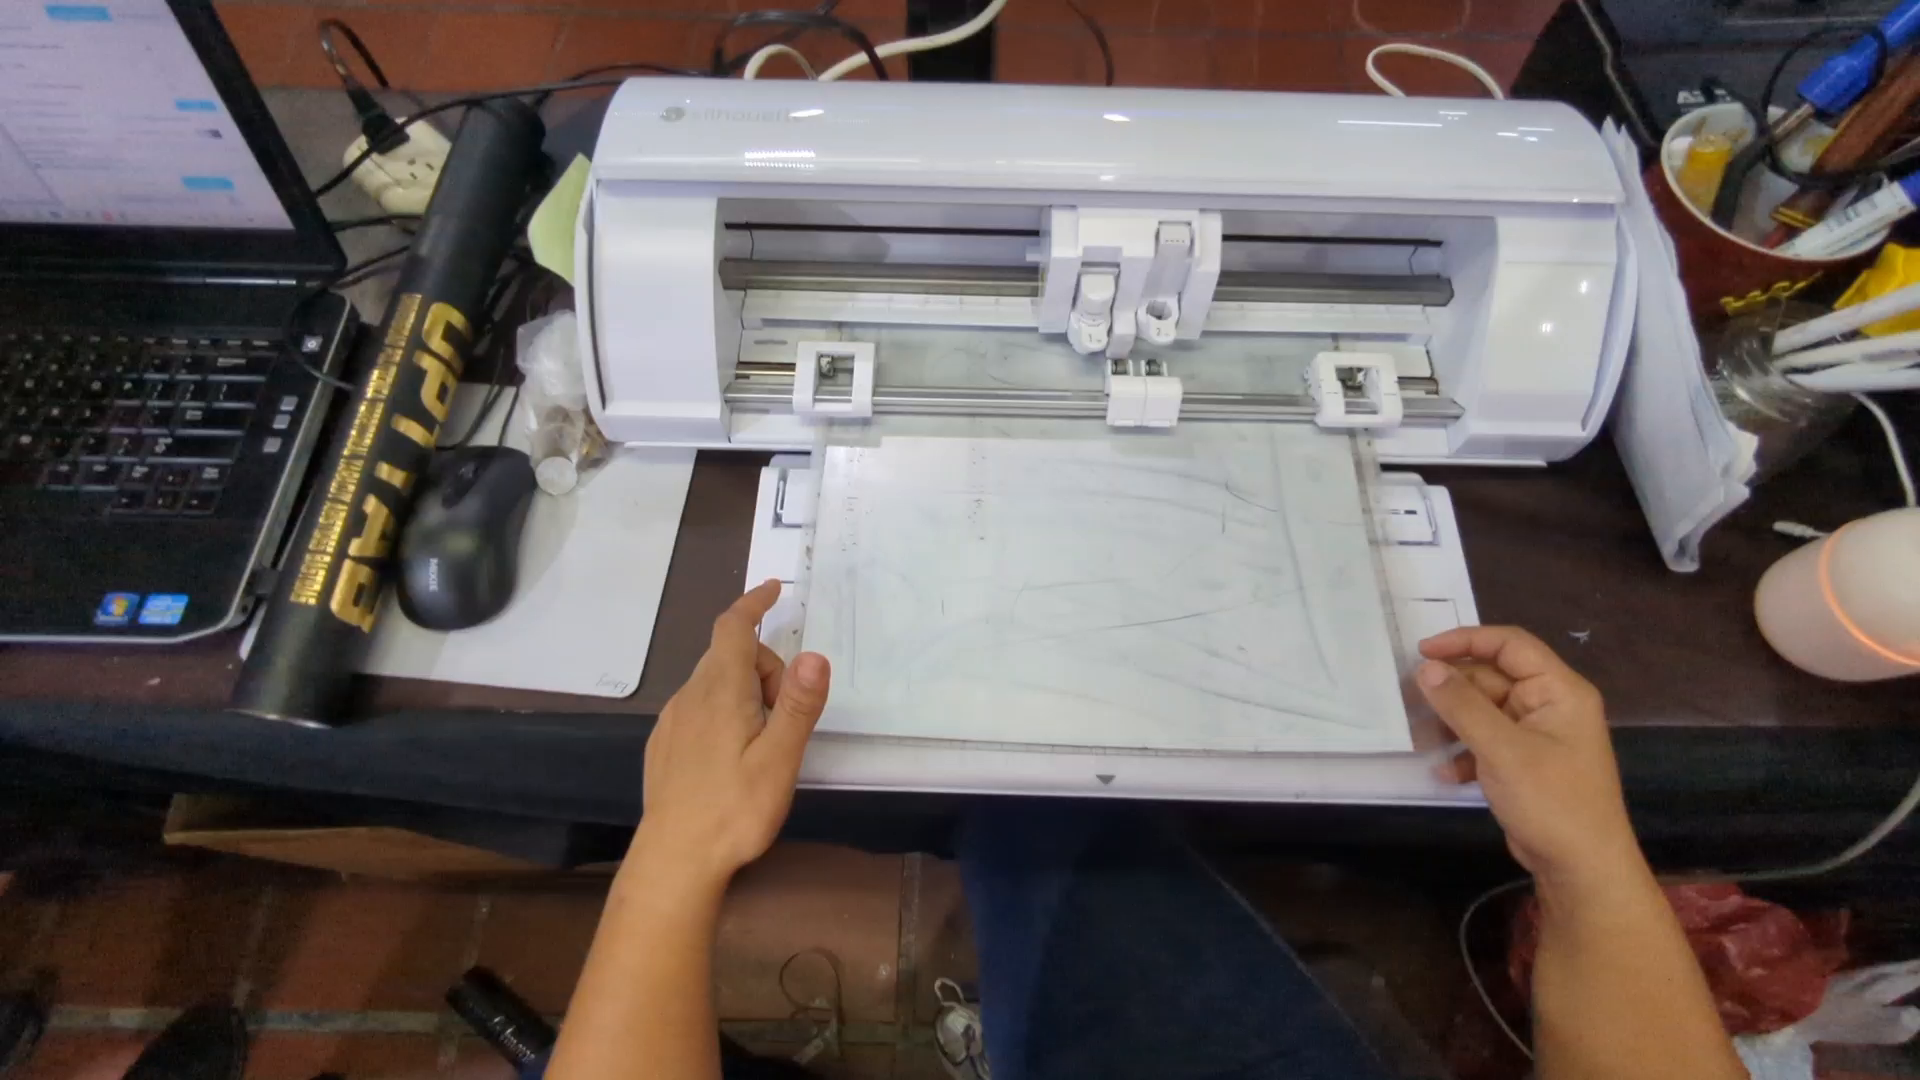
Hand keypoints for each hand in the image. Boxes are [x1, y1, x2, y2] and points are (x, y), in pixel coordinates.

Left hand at [631, 580, 830, 892]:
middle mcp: (690, 696)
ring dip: (746, 691)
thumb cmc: (734, 810)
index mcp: (720, 691)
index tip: (774, 589)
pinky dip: (724, 708)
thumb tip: (814, 655)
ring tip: (763, 742)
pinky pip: (699, 705)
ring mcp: (673, 720)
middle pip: (731, 655)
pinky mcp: (665, 744)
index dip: (753, 603)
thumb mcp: (779, 759)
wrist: (673, 863)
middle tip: (787, 718)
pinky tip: (733, 754)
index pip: (733, 628)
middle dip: (767, 668)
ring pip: (715, 681)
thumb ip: (798, 705)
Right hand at [1415, 626, 1640, 886]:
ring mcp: (1536, 734)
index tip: (1421, 652)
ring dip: (1451, 720)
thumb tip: (1425, 668)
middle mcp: (1549, 705)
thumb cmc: (1551, 801)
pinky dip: (1462, 751)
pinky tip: (1445, 772)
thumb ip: (1461, 704)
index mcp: (1558, 692)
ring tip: (1424, 736)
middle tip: (1411, 698)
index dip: (1465, 641)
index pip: (1509, 644)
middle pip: (1490, 676)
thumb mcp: (1501, 749)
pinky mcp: (1523, 760)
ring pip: (1481, 708)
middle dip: (1452, 687)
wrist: (1581, 869)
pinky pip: (1483, 738)